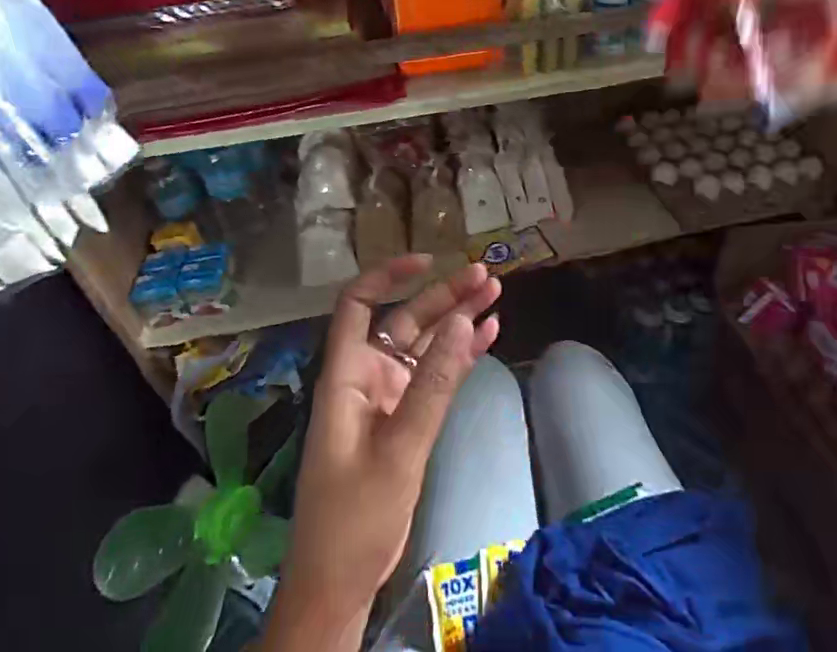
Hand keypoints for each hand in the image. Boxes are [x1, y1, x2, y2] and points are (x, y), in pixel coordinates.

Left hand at [262, 256, 501, 649]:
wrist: (340, 578)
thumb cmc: (354, 515)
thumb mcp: (399, 450)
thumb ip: (432, 385)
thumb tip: (462, 322)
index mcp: (346, 373)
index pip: (357, 304)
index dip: (387, 275)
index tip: (427, 259)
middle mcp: (366, 375)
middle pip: (403, 320)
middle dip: (442, 296)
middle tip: (487, 277)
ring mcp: (387, 397)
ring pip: (423, 346)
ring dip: (457, 322)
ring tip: (496, 295)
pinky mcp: (404, 419)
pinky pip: (433, 377)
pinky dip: (459, 357)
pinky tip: (488, 337)